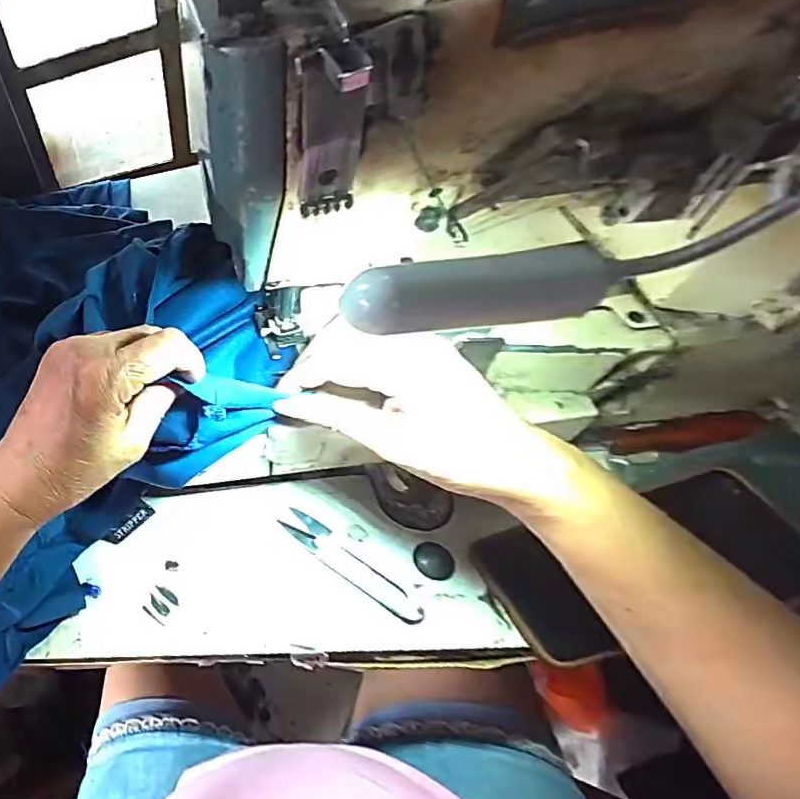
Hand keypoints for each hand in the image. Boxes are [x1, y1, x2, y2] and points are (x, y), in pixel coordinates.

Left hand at [0, 326, 205, 526]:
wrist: (23, 474)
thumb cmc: (74, 468)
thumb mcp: (132, 442)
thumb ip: (158, 402)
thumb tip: (171, 382)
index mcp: (107, 374)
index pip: (166, 343)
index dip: (188, 358)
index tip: (192, 377)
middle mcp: (85, 350)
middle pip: (146, 333)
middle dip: (166, 355)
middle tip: (172, 384)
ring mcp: (67, 347)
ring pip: (124, 336)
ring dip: (141, 355)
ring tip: (141, 388)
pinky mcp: (56, 352)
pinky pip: (101, 343)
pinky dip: (117, 357)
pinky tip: (116, 385)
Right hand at [273, 321, 598, 514]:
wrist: (516, 462)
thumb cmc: (467, 455)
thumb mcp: (388, 441)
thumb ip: (335, 414)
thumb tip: (296, 403)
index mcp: (406, 360)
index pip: (334, 356)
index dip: (301, 375)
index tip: (283, 393)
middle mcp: (415, 343)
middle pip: (341, 336)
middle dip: (311, 361)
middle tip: (294, 390)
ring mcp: (423, 345)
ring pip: (355, 335)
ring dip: (329, 357)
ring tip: (314, 386)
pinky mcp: (426, 353)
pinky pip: (375, 343)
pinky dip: (350, 358)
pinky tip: (344, 379)